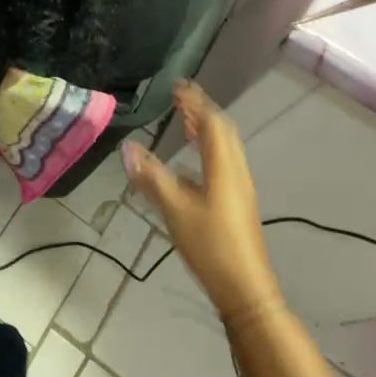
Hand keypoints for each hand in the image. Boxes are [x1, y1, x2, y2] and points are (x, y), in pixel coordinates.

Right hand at [123, 82, 281, 322]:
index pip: (211, 121)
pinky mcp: (238, 203)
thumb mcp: (176, 211)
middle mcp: (236, 171)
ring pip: (225, 147)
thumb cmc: (211, 247)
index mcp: (224, 166)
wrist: (246, 290)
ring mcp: (240, 188)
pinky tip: (190, 165)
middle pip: (223, 130)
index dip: (195, 101)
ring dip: (206, 130)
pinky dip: (208, 150)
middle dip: (202, 110)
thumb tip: (128, 147)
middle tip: (179, 99)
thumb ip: (152, 178)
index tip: (177, 85)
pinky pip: (224, 162)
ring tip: (184, 123)